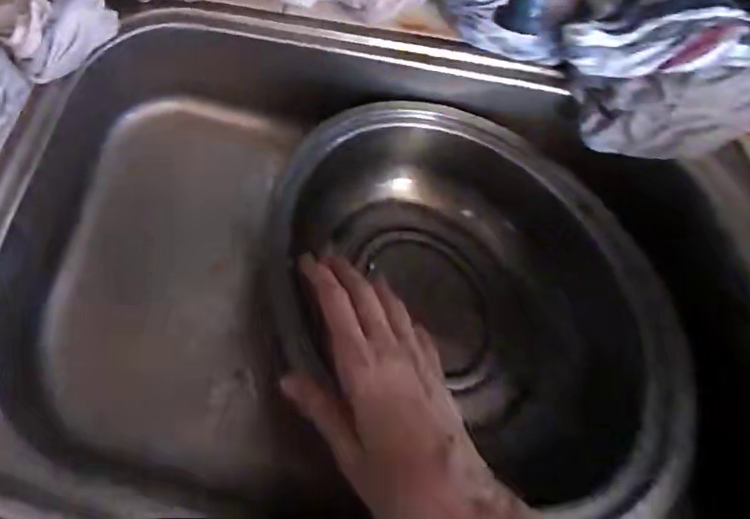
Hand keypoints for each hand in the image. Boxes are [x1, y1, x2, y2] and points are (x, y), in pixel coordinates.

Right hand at [281, 253, 534, 518]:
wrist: (463, 505)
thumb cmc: (397, 483)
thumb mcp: (349, 453)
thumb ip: (320, 408)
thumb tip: (286, 377)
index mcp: (362, 368)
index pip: (337, 308)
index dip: (321, 279)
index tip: (307, 260)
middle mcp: (390, 352)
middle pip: (365, 297)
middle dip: (345, 271)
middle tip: (328, 255)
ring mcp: (418, 360)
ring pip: (393, 306)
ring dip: (373, 284)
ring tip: (360, 271)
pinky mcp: (437, 372)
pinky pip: (416, 328)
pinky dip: (402, 311)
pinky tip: (400, 311)